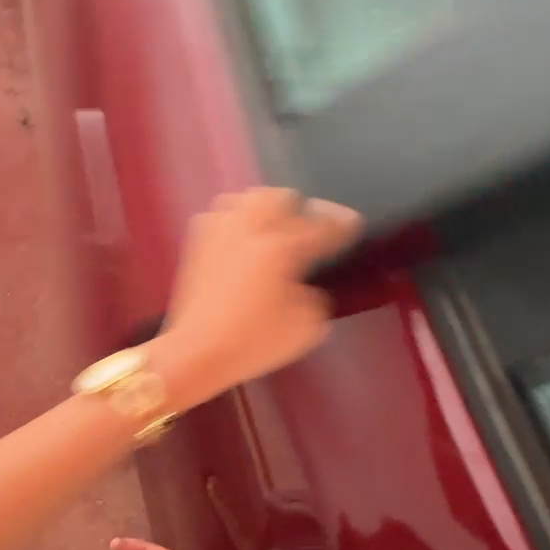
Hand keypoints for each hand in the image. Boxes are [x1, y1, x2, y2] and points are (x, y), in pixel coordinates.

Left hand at [148, 188, 361, 409]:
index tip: (352, 226)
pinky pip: (220, 214)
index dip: (342, 225)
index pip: (321, 225)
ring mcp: (219, 233)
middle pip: (280, 197)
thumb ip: (315, 296)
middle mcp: (249, 230)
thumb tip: (304, 285)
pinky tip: (242, 237)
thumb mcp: (305, 326)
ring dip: (266, 207)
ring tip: (275, 225)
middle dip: (301, 208)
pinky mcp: (197, 244)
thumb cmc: (253, 343)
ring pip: (247, 198)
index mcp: (281, 248)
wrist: (197, 353)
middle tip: (310, 226)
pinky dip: (236, 218)